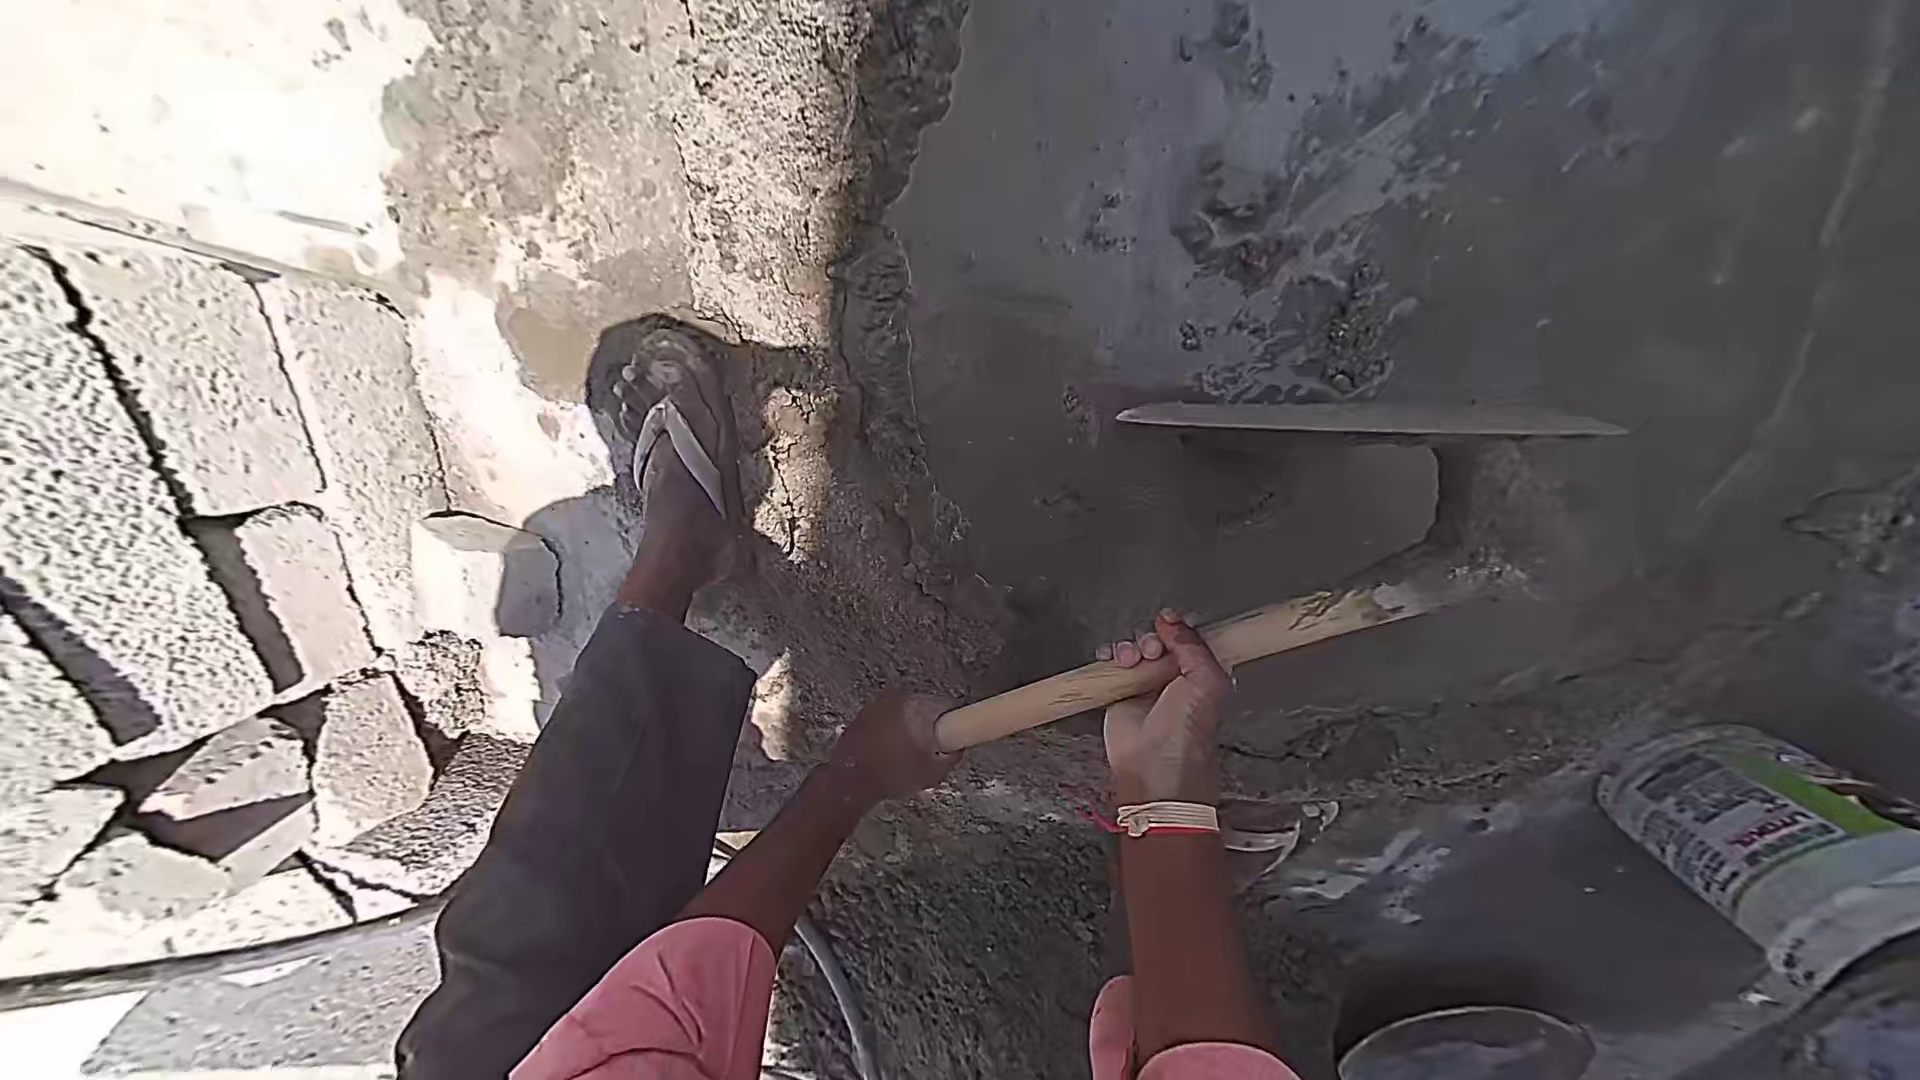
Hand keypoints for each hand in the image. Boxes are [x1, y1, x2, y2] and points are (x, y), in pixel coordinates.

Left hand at [825, 690, 960, 801]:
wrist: (851, 780)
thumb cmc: (892, 775)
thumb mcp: (934, 772)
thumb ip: (952, 755)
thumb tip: (956, 747)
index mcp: (921, 708)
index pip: (950, 706)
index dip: (956, 722)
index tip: (954, 735)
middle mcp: (901, 699)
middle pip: (928, 706)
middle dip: (931, 724)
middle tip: (931, 748)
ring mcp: (881, 704)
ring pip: (907, 711)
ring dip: (911, 725)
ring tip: (908, 751)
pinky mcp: (865, 713)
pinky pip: (888, 717)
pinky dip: (892, 729)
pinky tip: (890, 750)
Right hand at [1098, 610, 1231, 803]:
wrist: (1152, 768)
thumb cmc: (1186, 733)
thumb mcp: (1207, 683)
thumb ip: (1193, 646)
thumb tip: (1170, 619)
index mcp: (1202, 675)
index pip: (1190, 639)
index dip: (1179, 627)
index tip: (1169, 623)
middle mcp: (1175, 679)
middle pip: (1160, 640)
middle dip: (1152, 638)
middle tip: (1151, 650)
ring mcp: (1146, 686)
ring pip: (1135, 649)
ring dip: (1130, 647)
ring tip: (1130, 660)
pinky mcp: (1120, 693)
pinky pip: (1112, 664)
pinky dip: (1109, 656)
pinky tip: (1110, 659)